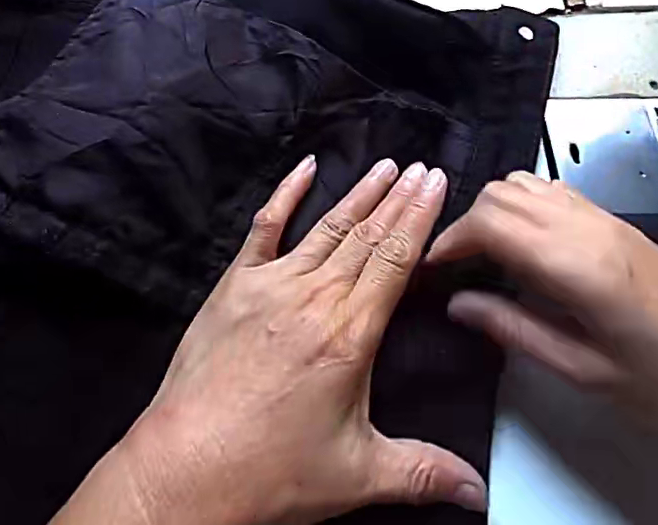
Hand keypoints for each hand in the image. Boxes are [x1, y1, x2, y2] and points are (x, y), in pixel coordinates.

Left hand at [54, 156, 487, 524]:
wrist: (176, 481)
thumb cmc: (267, 477)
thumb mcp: (355, 476)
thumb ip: (423, 473)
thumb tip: (481, 493)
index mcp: (350, 333)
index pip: (396, 257)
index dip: (420, 216)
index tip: (437, 182)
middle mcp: (317, 297)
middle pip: (370, 234)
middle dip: (401, 196)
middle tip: (423, 165)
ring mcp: (273, 286)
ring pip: (329, 226)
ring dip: (362, 192)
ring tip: (387, 165)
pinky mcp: (235, 286)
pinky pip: (264, 228)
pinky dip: (287, 194)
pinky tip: (306, 167)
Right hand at [426, 172, 657, 461]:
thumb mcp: (587, 373)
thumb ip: (516, 331)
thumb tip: (463, 307)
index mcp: (579, 262)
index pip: (491, 220)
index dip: (448, 240)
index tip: (426, 269)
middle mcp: (590, 225)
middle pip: (504, 191)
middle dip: (465, 223)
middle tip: (449, 271)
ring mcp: (606, 218)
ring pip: (528, 184)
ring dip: (494, 211)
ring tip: (479, 262)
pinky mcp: (618, 223)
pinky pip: (554, 196)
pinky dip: (523, 210)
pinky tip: (521, 253)